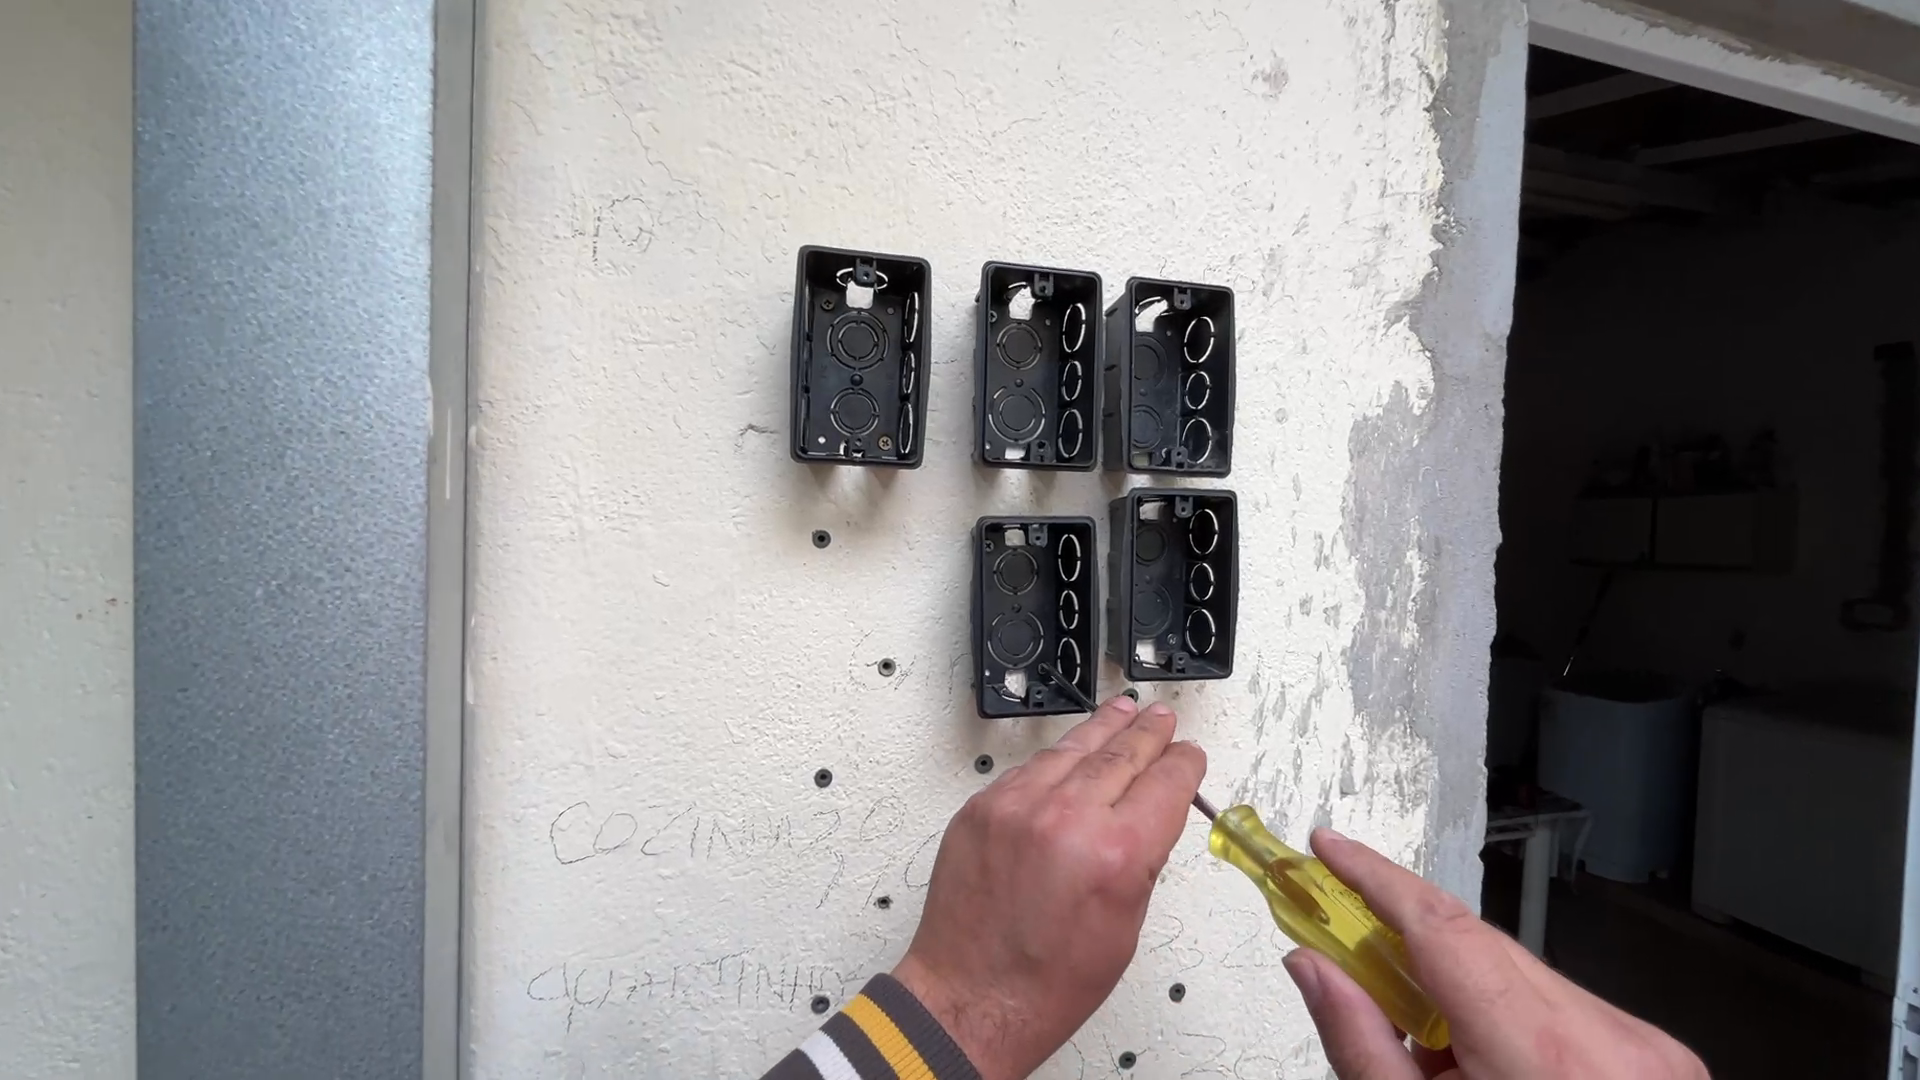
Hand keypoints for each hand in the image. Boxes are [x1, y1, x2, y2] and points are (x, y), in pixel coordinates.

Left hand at [892, 696, 1205, 1079]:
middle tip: (1161, 718)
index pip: (1165, 786)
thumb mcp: (1125, 925)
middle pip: (1120, 755)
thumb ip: (1139, 857)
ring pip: (1072, 750)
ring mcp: (1018, 806)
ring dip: (1102, 728)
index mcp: (1115, 854)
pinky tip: (1071, 751)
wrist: (972, 995)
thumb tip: (1148, 812)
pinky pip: (1030, 770)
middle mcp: (1066, 818)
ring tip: (1121, 711)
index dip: (1183, 764)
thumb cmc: (1049, 980)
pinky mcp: (984, 805)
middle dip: (1147, 733)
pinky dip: (1056, 760)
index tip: (1189, 754)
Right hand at [1284, 829, 1708, 1079]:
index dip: (1374, 875)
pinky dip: (1495, 1009)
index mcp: (1548, 1061)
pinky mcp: (1658, 1056)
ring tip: (1429, 1052)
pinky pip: (1549, 998)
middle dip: (1401, 938)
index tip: (1326, 846)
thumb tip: (1309, 964)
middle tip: (1342, 949)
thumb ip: (1358, 1041)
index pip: (1442, 926)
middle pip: (1472, 942)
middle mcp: (1612, 1039)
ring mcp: (1648, 1048)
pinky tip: (1480, 1063)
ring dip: (1448, 981)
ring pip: (1509, 966)